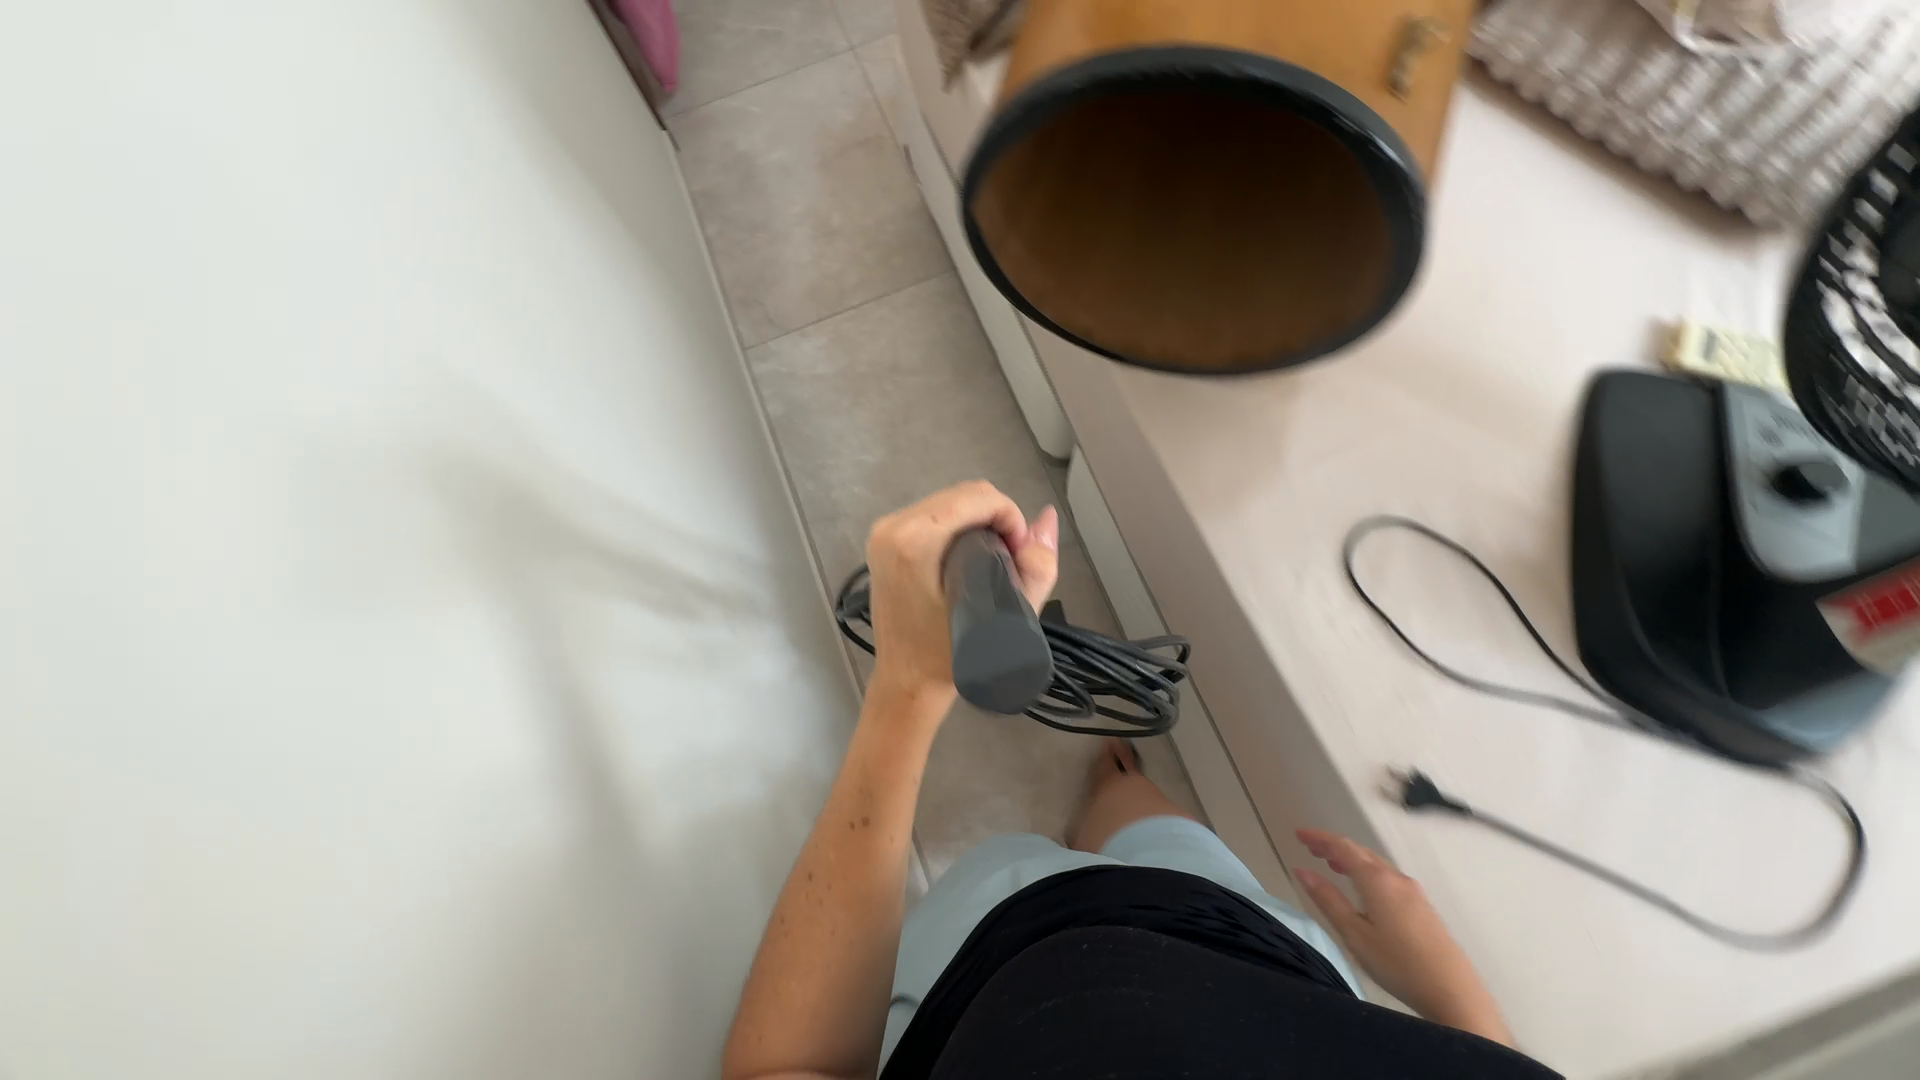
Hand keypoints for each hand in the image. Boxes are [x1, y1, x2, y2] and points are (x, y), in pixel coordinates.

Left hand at [863, 481, 1059, 706]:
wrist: (907, 683)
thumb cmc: (951, 657)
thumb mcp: (1005, 617)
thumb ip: (1035, 567)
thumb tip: (1046, 519)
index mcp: (913, 539)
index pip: (979, 497)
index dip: (1011, 520)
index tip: (1018, 557)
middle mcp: (892, 526)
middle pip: (963, 495)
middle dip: (996, 520)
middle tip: (1009, 562)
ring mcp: (884, 532)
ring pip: (950, 502)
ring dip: (979, 524)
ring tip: (991, 564)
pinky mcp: (884, 541)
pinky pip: (934, 515)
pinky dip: (959, 528)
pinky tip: (968, 562)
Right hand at [1294, 828, 1513, 1046]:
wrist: (1455, 994)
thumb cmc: (1397, 964)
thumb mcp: (1354, 934)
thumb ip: (1328, 899)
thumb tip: (1302, 870)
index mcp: (1376, 880)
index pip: (1343, 847)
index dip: (1319, 838)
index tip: (1299, 834)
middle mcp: (1397, 879)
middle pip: (1361, 852)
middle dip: (1334, 847)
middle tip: (1311, 849)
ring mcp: (1414, 893)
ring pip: (1377, 865)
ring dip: (1352, 860)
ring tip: (1333, 865)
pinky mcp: (1424, 909)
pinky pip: (1389, 878)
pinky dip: (1368, 873)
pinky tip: (1365, 891)